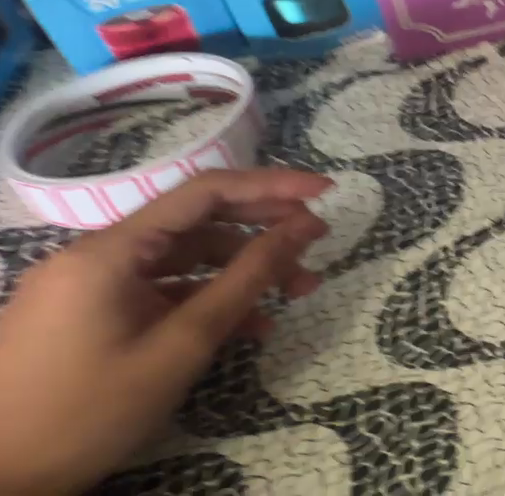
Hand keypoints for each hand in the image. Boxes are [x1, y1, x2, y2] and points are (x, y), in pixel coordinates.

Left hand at [0, 169, 331, 495]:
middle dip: (267, 229)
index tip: (328, 193)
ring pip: (187, 258)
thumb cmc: (87, 412)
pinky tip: (250, 324)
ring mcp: (85, 289)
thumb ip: (250, 275)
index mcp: (106, 254)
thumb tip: (305, 225)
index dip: (274, 184)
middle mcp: (92, 258)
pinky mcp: (85, 317)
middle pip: (199, 221)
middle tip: (319, 242)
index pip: (206, 191)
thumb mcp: (184, 342)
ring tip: (297, 291)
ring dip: (246, 269)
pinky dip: (211, 297)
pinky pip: (163, 289)